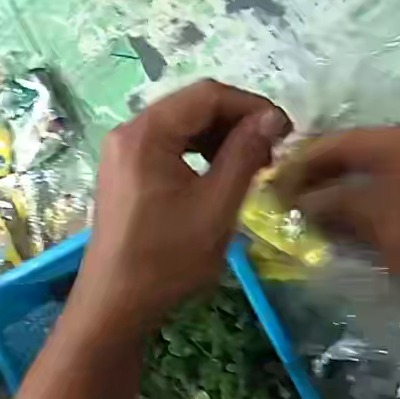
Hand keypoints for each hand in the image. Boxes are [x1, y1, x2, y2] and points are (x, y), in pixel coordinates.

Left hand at [78, 80, 290, 331]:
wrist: (115, 303)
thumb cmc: (167, 259)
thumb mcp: (216, 206)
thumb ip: (244, 154)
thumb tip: (271, 118)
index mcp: (146, 133)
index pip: (207, 95)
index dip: (251, 106)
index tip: (284, 132)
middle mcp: (127, 132)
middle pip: (191, 106)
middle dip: (235, 122)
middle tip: (270, 152)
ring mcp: (121, 152)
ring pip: (180, 126)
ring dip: (218, 138)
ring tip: (249, 166)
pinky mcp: (122, 172)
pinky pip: (166, 146)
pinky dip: (196, 153)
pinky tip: (217, 176)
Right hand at [272, 126, 399, 298]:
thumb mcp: (381, 219)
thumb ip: (334, 204)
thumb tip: (296, 200)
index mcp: (398, 143)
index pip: (334, 142)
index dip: (297, 162)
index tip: (266, 187)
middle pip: (345, 160)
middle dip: (310, 181)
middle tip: (278, 207)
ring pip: (359, 184)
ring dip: (329, 200)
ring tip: (297, 222)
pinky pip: (376, 204)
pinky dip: (351, 216)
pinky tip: (332, 234)